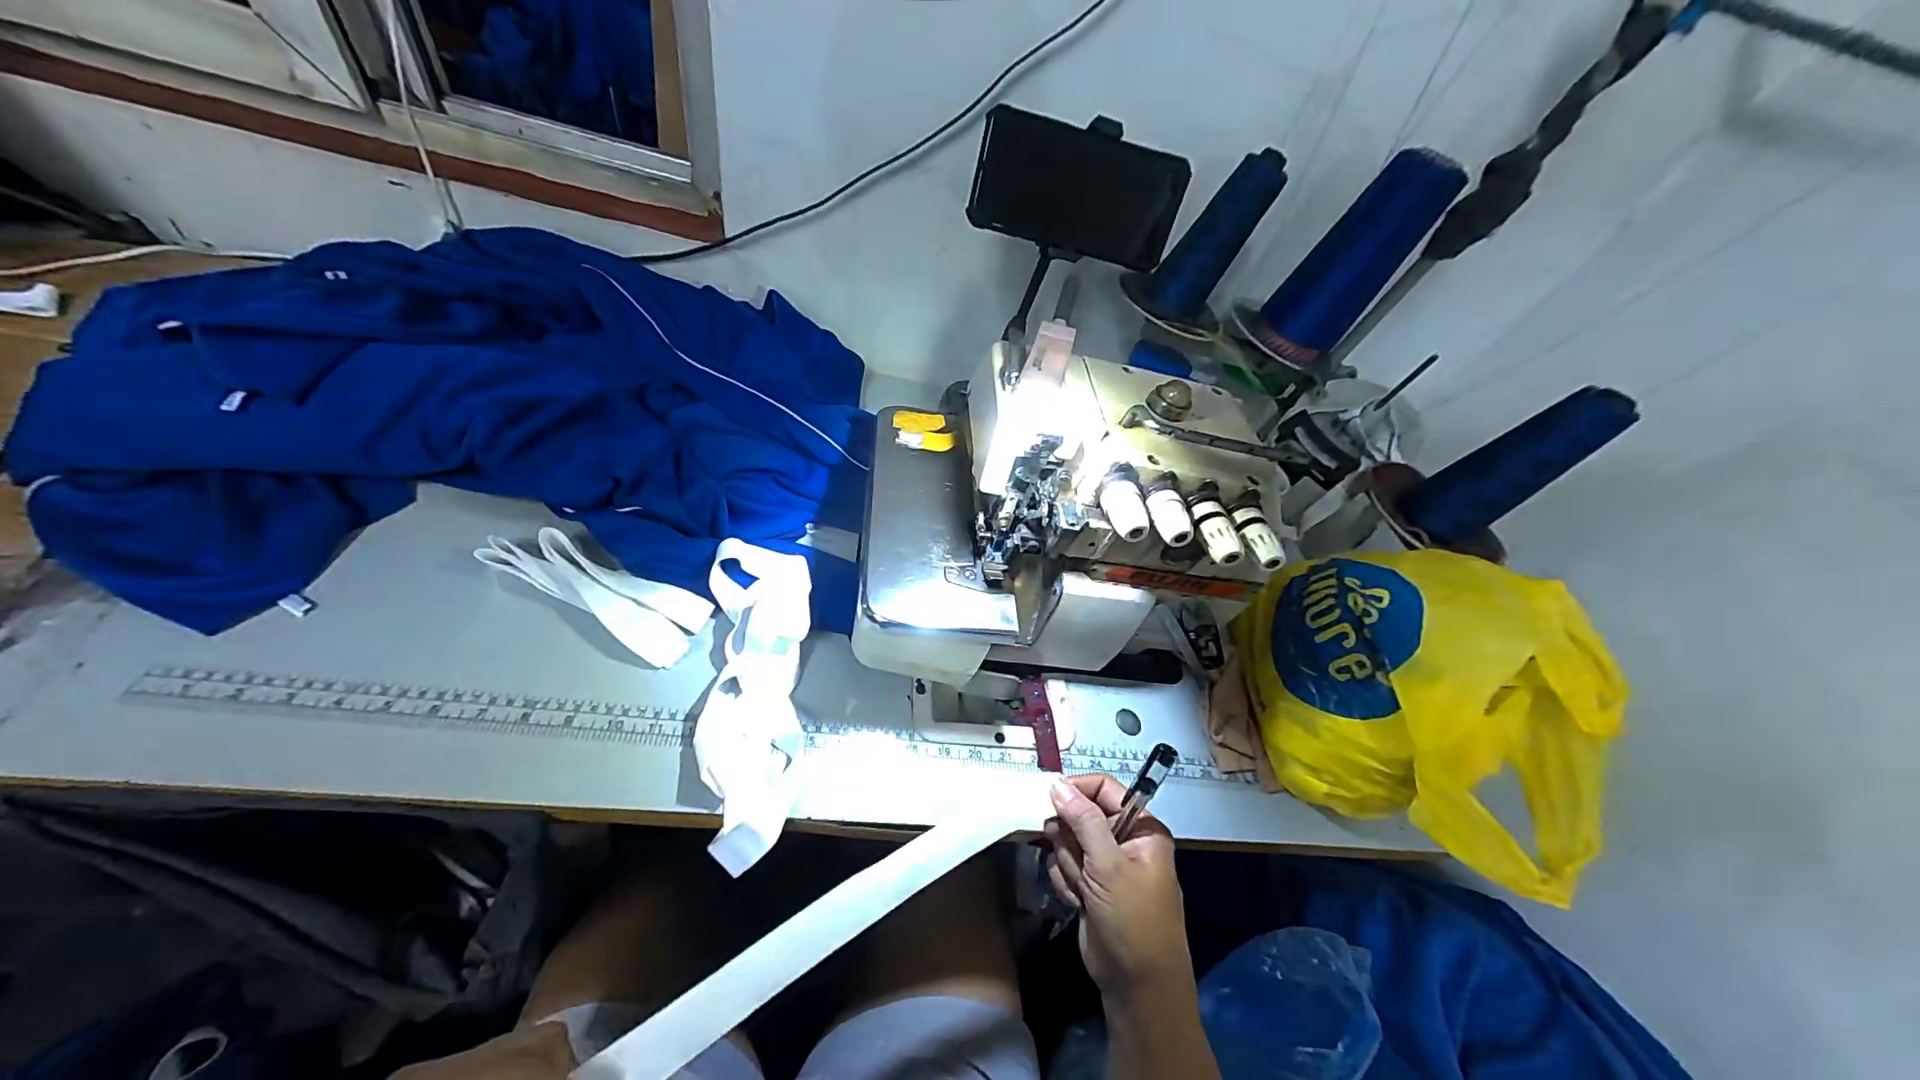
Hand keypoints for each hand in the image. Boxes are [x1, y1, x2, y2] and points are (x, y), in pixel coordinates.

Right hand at [1044, 774, 1194, 1003]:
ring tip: (1084, 891)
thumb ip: (1083, 821)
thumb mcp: (1109, 866)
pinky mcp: (1090, 885)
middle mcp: (1124, 840)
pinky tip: (1078, 902)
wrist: (1136, 985)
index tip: (1051, 799)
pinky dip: (1066, 882)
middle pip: (1080, 815)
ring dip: (1069, 866)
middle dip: (1071, 841)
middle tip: (1078, 863)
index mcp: (1141, 828)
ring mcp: (1106, 864)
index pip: (1105, 789)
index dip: (1078, 791)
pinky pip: (1064, 866)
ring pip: (1067, 842)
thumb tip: (1058, 784)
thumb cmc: (1133, 920)